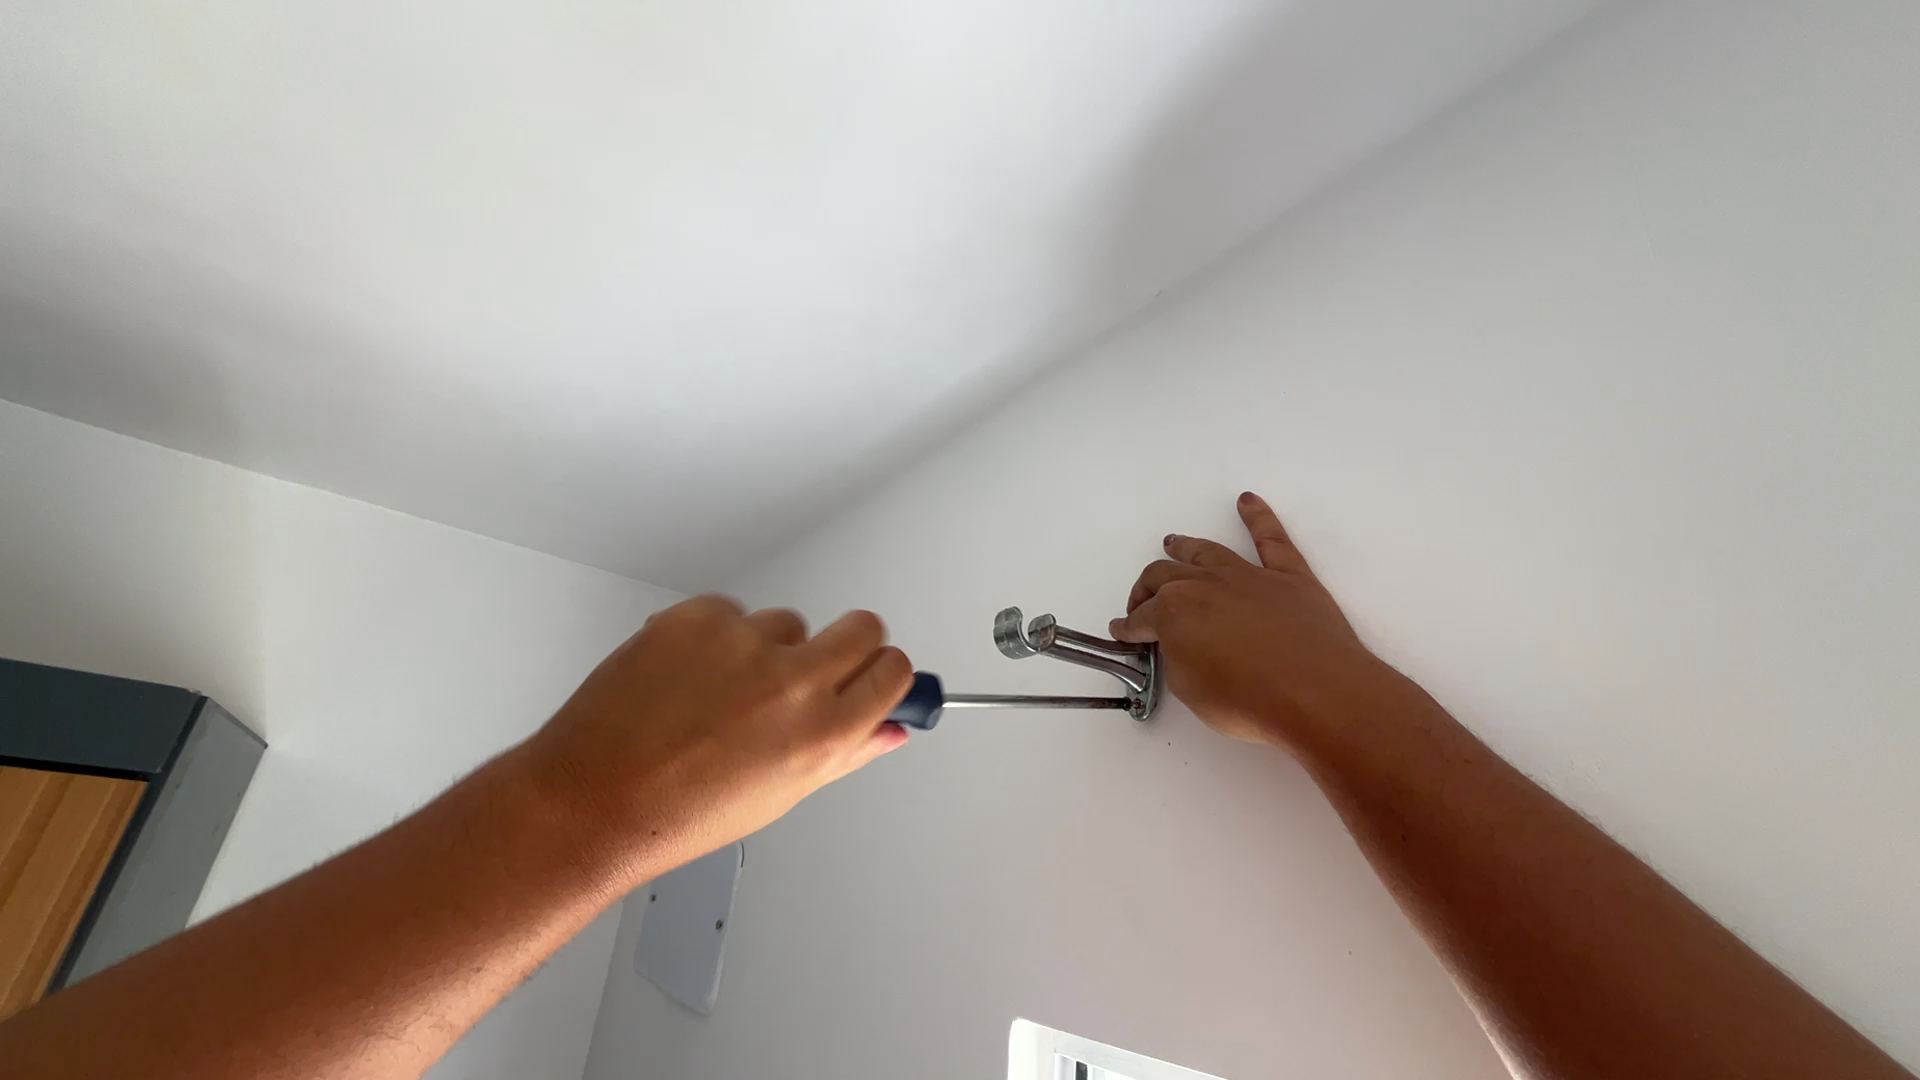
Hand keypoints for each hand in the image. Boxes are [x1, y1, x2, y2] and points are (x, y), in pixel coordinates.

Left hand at [516, 597, 913, 882]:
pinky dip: (716, 638)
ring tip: (722, 690)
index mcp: (823, 733)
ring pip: (788, 621)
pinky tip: (687, 676)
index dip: (883, 672)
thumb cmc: (680, 814)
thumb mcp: (782, 794)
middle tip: (813, 667)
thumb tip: (888, 730)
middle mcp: (793, 681)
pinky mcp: (698, 618)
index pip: (893, 670)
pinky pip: (731, 613)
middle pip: (864, 626)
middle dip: (851, 642)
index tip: (872, 674)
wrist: (593, 799)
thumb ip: (846, 753)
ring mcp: (744, 643)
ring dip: (769, 647)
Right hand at [1109, 492, 1404, 750]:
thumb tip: (1179, 646)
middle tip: (1140, 603)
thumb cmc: (1247, 700)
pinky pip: (1271, 539)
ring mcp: (1248, 576)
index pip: (1141, 617)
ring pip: (1206, 552)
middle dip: (1145, 589)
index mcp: (1173, 611)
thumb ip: (1177, 658)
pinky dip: (1258, 516)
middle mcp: (1204, 583)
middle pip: (1164, 576)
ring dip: (1184, 547)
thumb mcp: (1189, 689)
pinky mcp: (1289, 576)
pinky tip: (1247, 501)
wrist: (1317, 695)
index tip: (1122, 632)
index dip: (1128, 626)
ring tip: (1172, 543)